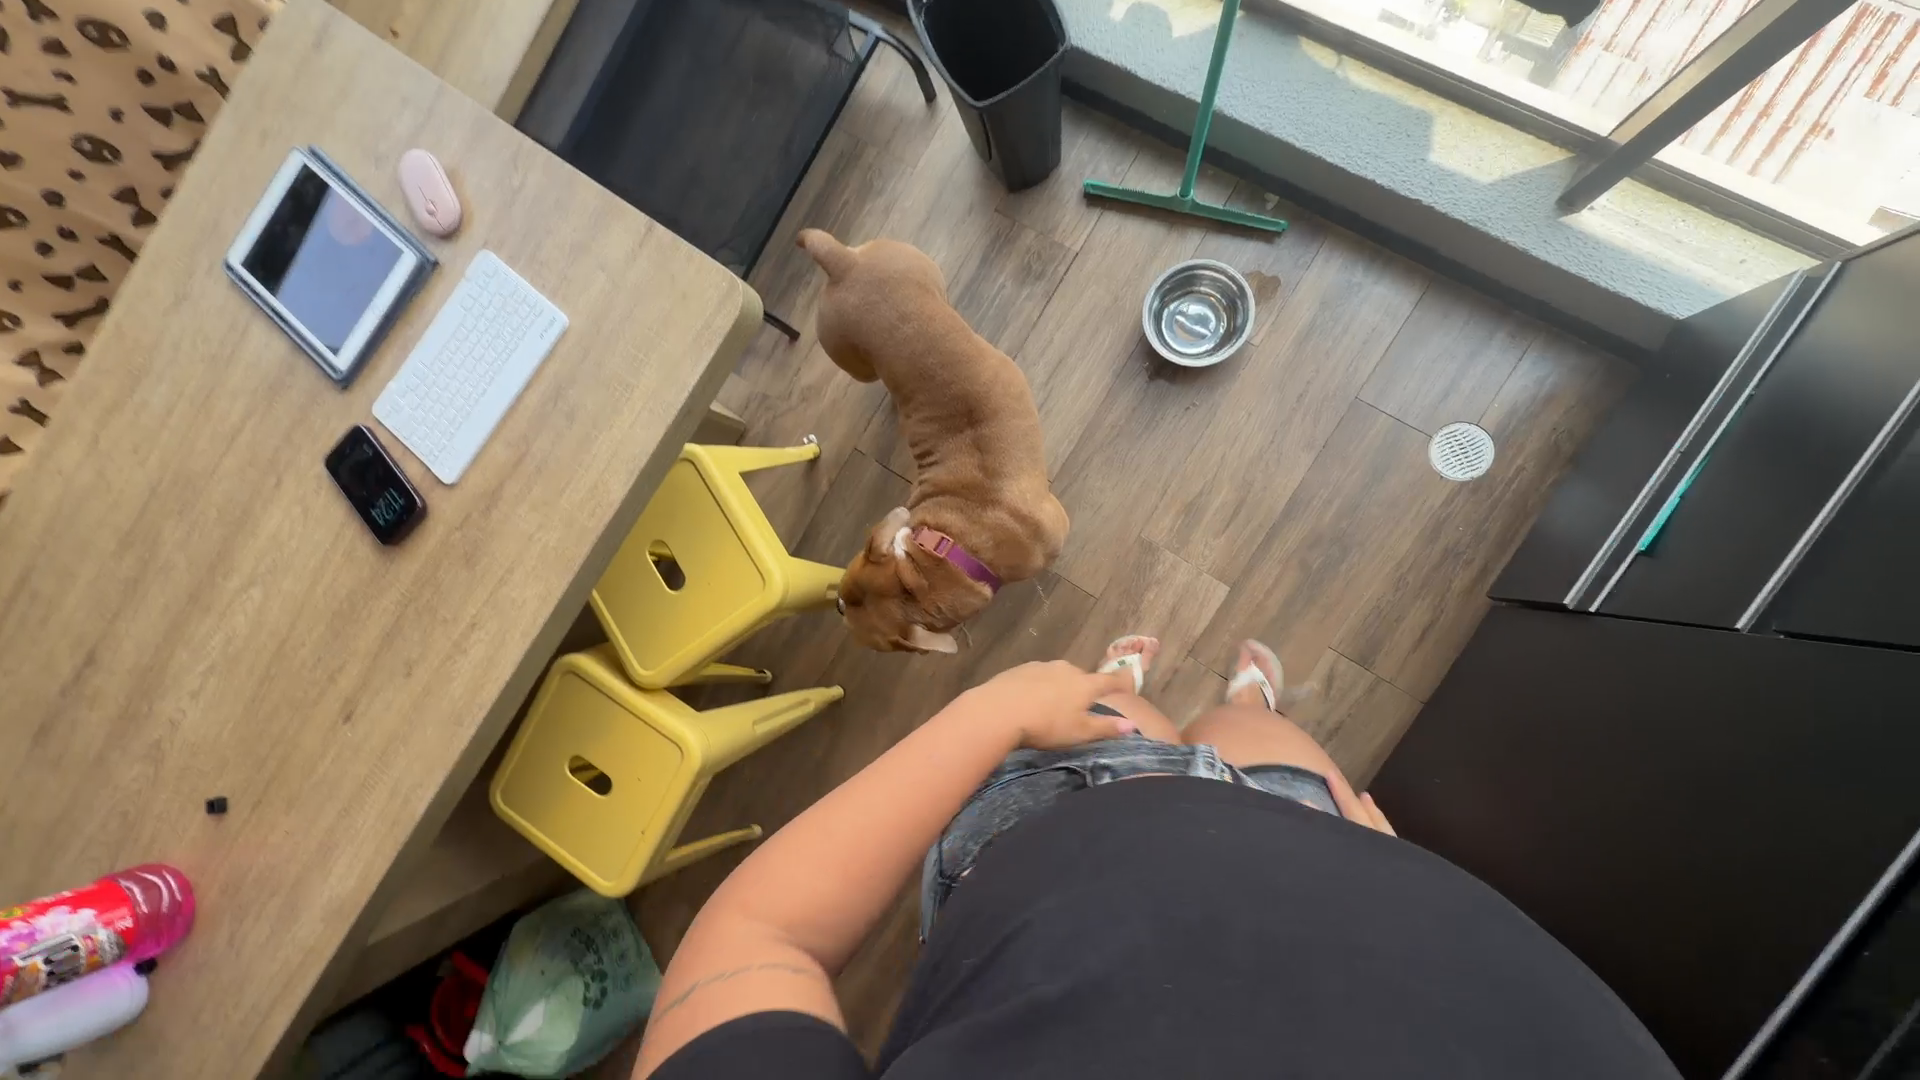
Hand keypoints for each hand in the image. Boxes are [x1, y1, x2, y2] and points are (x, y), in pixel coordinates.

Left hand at [956, 661, 1138, 750]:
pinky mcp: (1020, 669)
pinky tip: (1031, 700)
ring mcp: (1041, 666)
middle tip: (1082, 706)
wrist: (998, 711)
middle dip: (1085, 689)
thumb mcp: (1080, 732)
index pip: (1109, 681)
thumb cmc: (1046, 725)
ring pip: (1058, 675)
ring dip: (1060, 687)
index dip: (1121, 684)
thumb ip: (1106, 727)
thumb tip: (1133, 724)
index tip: (1128, 685)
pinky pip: (1037, 677)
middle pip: (1082, 677)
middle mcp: (1066, 669)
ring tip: (1054, 706)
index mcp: (1085, 684)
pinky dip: (1039, 686)